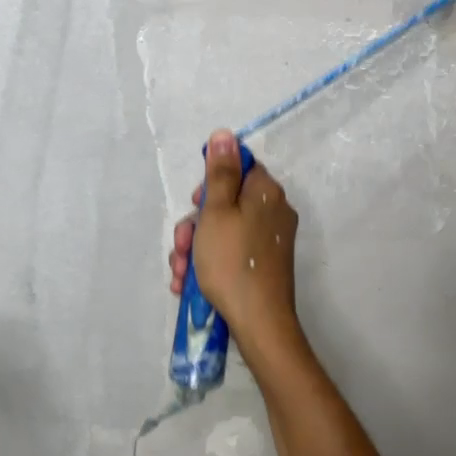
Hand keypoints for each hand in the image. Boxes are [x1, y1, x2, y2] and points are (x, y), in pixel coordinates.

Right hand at [169, 129, 302, 352]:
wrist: (258, 321)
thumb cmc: (232, 261)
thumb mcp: (216, 211)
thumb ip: (219, 172)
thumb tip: (225, 134)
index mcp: (265, 192)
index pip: (238, 168)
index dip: (210, 184)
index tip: (196, 204)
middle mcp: (273, 211)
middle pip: (226, 203)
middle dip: (195, 225)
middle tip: (184, 246)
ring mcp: (270, 241)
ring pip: (223, 232)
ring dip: (196, 249)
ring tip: (182, 273)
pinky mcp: (264, 265)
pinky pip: (231, 253)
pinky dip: (209, 264)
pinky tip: (190, 284)